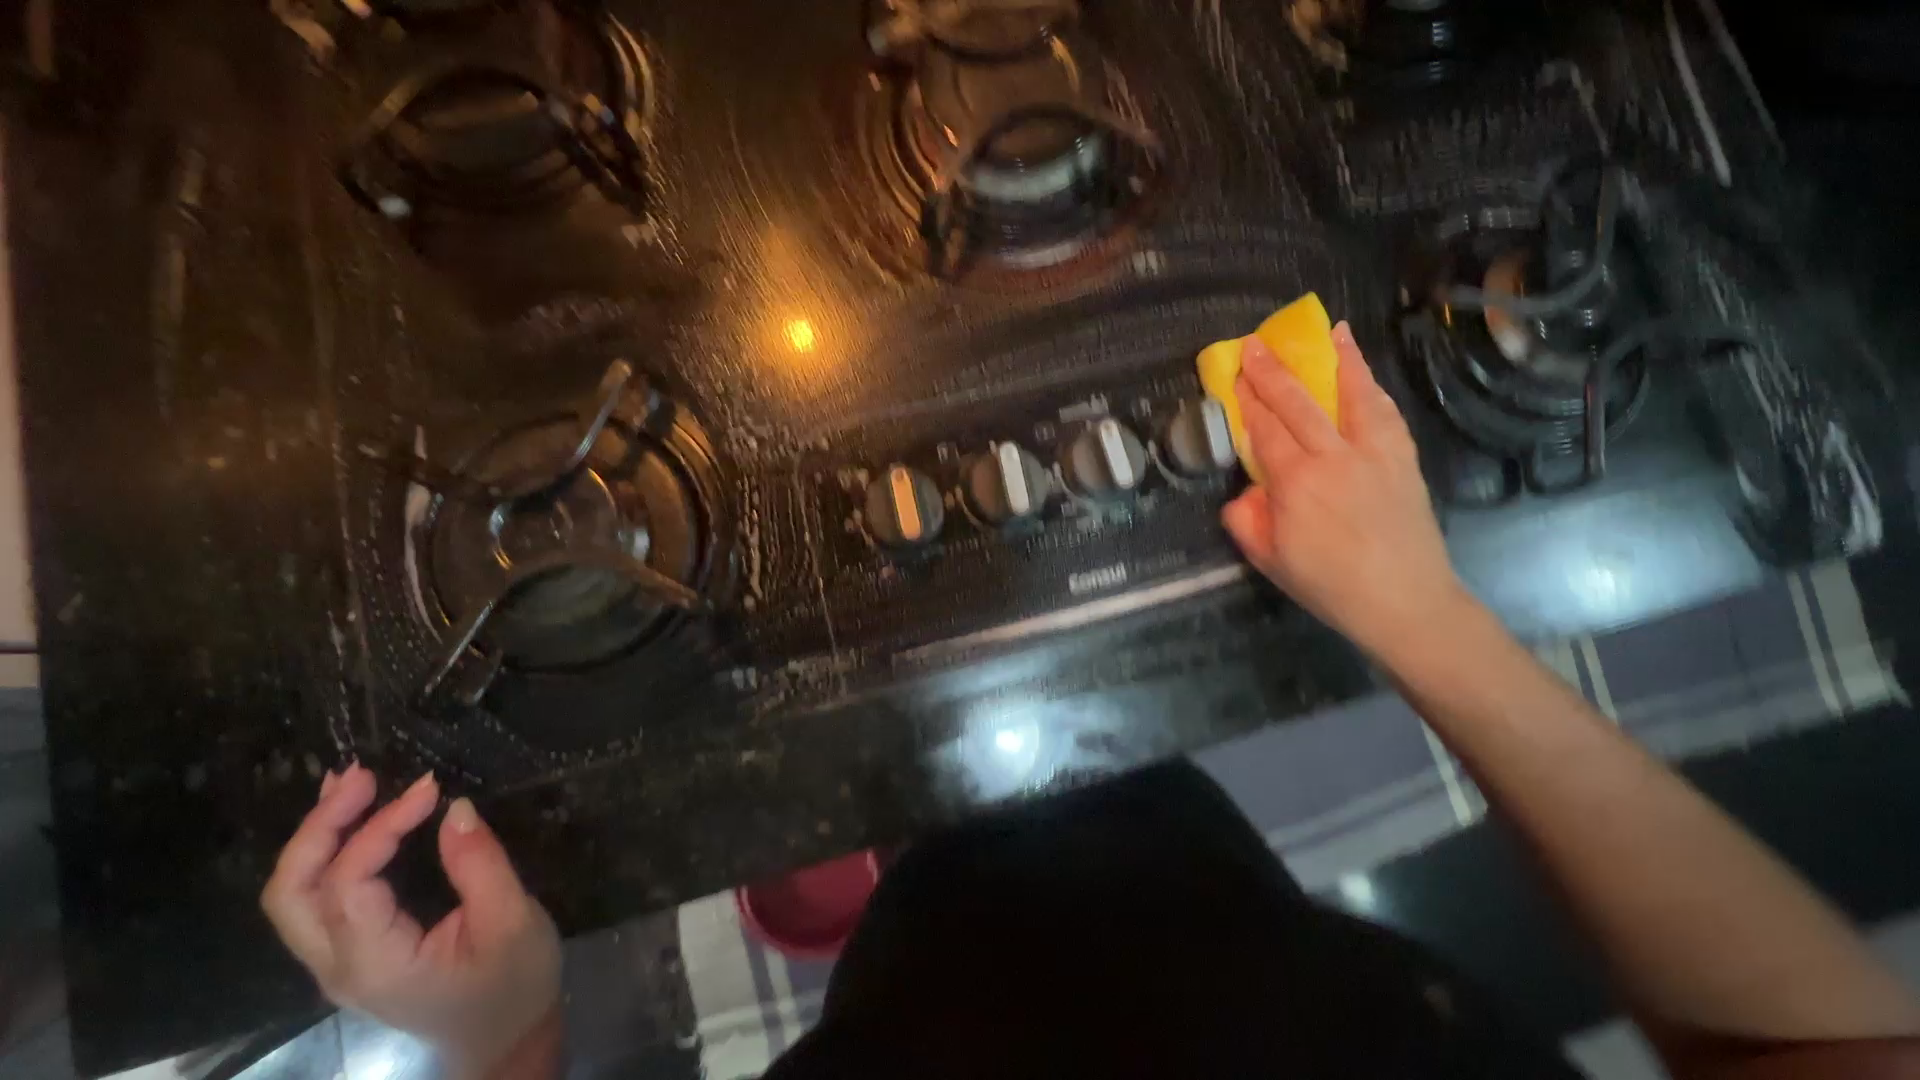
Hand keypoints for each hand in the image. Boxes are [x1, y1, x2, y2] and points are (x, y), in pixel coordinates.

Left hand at [261, 765, 562, 1078]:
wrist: (506, 1039)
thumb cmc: (514, 983)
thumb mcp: (512, 920)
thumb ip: (479, 865)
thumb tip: (454, 807)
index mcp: (376, 962)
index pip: (348, 883)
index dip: (379, 828)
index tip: (430, 788)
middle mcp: (338, 966)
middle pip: (292, 892)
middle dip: (319, 827)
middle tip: (362, 775)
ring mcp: (337, 963)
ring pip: (293, 896)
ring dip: (316, 837)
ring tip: (350, 785)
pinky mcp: (351, 954)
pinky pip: (317, 900)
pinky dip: (326, 854)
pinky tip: (353, 820)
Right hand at [1221, 321, 1474, 668]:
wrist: (1404, 601)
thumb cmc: (1330, 586)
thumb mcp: (1270, 561)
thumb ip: (1247, 522)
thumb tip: (1244, 494)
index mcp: (1295, 482)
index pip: (1265, 429)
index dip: (1247, 401)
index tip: (1234, 374)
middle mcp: (1333, 456)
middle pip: (1298, 403)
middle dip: (1273, 371)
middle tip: (1255, 344)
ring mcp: (1374, 453)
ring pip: (1352, 395)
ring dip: (1337, 361)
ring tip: (1330, 332)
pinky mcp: (1403, 459)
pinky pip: (1386, 414)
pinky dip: (1373, 388)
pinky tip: (1366, 375)